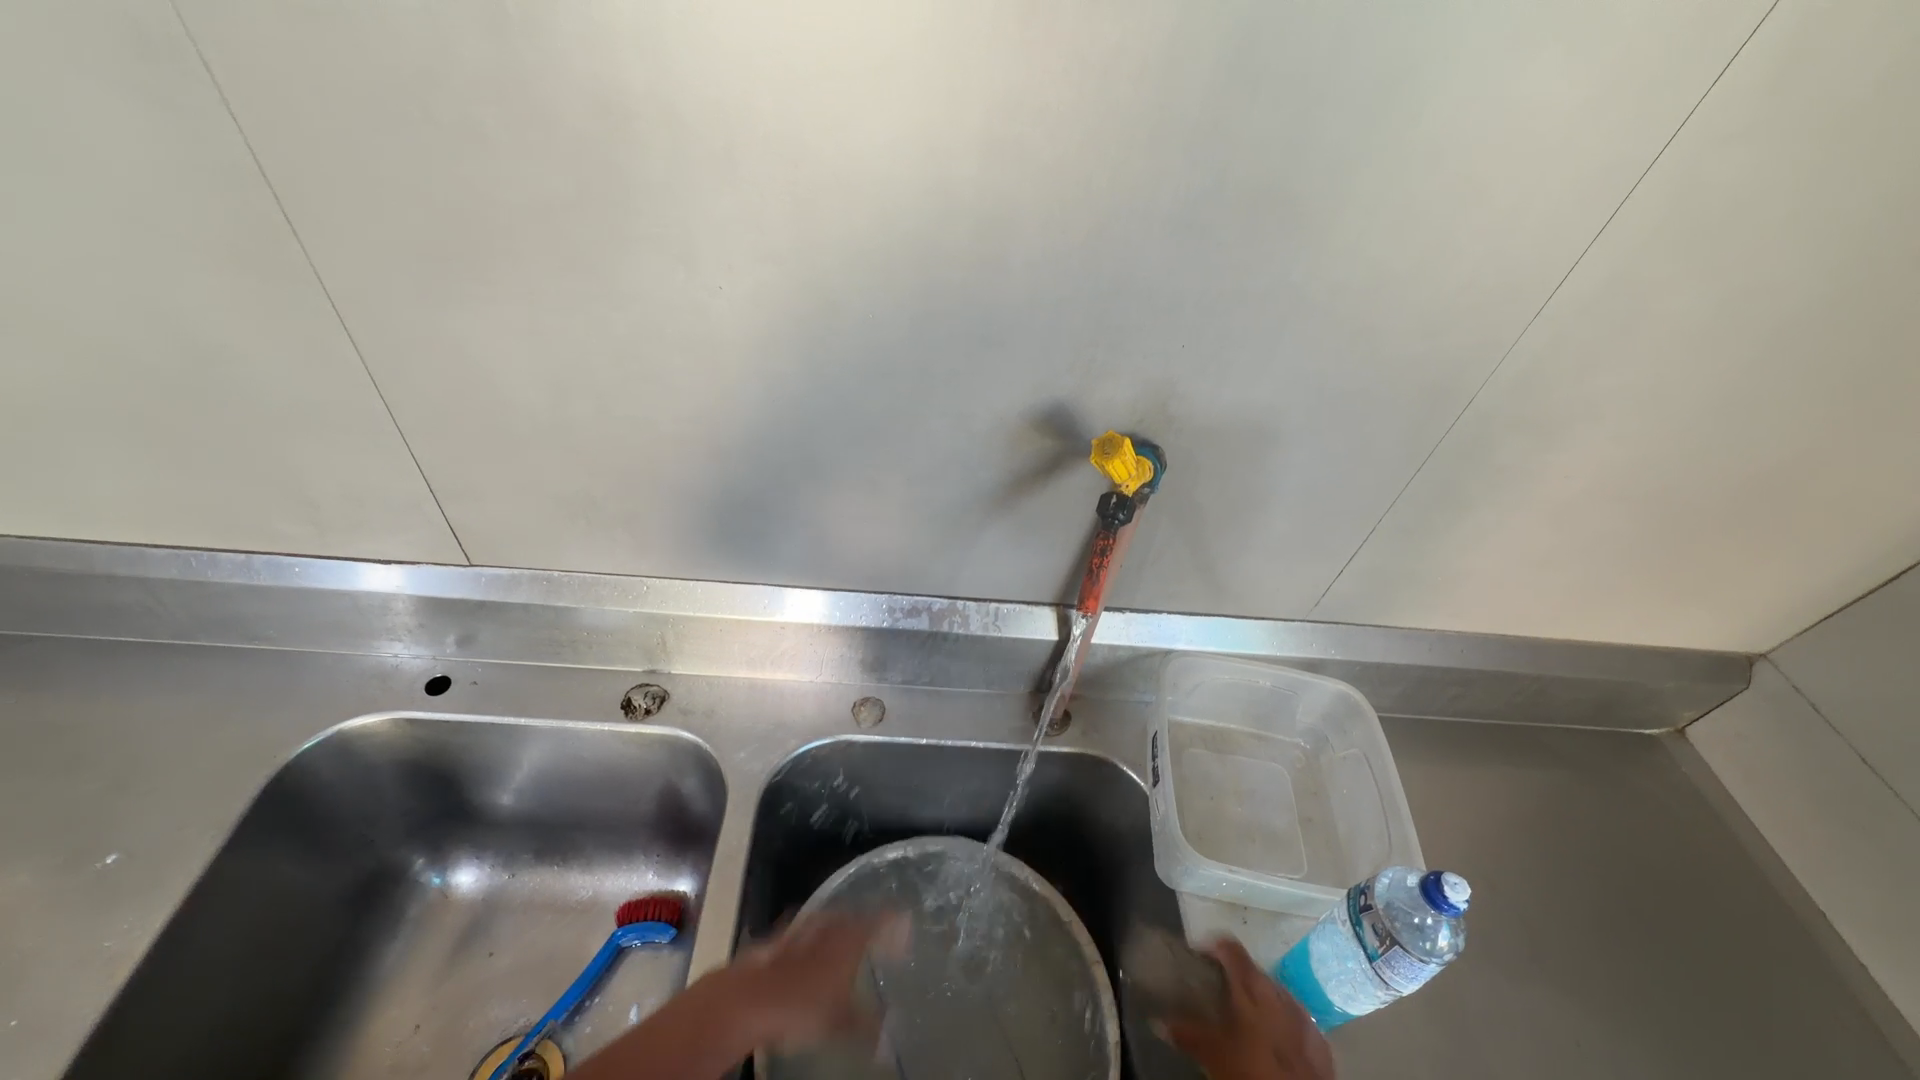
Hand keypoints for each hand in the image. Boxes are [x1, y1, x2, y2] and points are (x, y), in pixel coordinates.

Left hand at [568, 909, 909, 1079]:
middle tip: (871, 922)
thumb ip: (864, 1026)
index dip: (888, 921)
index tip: (903, 917)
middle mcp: (818, 933)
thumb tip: (889, 1036)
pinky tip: (794, 945)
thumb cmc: (796, 1010)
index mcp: (842, 944)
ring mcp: (789, 937)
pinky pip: (789, 934)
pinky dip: (798, 935)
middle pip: (843, 917)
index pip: (871, 925)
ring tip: (836, 927)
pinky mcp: (764, 947)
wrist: (739, 1003)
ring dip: (828, 922)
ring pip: (815, 922)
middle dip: (858, 917)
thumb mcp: (837, 1024)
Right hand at [1159, 939, 1335, 1079]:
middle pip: (1252, 970)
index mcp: (1252, 986)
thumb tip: (1160, 1021)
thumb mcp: (1214, 1054)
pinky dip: (1278, 1021)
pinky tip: (1270, 1040)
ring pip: (1274, 994)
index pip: (1230, 948)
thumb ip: (1187, 1033)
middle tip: (1214, 992)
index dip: (1212, 946)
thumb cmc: (1253, 1070)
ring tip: (1241, 1018)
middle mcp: (1278, 991)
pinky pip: (1292, 1017)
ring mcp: (1302, 1013)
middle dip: (1232, 977)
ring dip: (1257, 999)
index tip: (1197, 955)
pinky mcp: (1318, 1036)